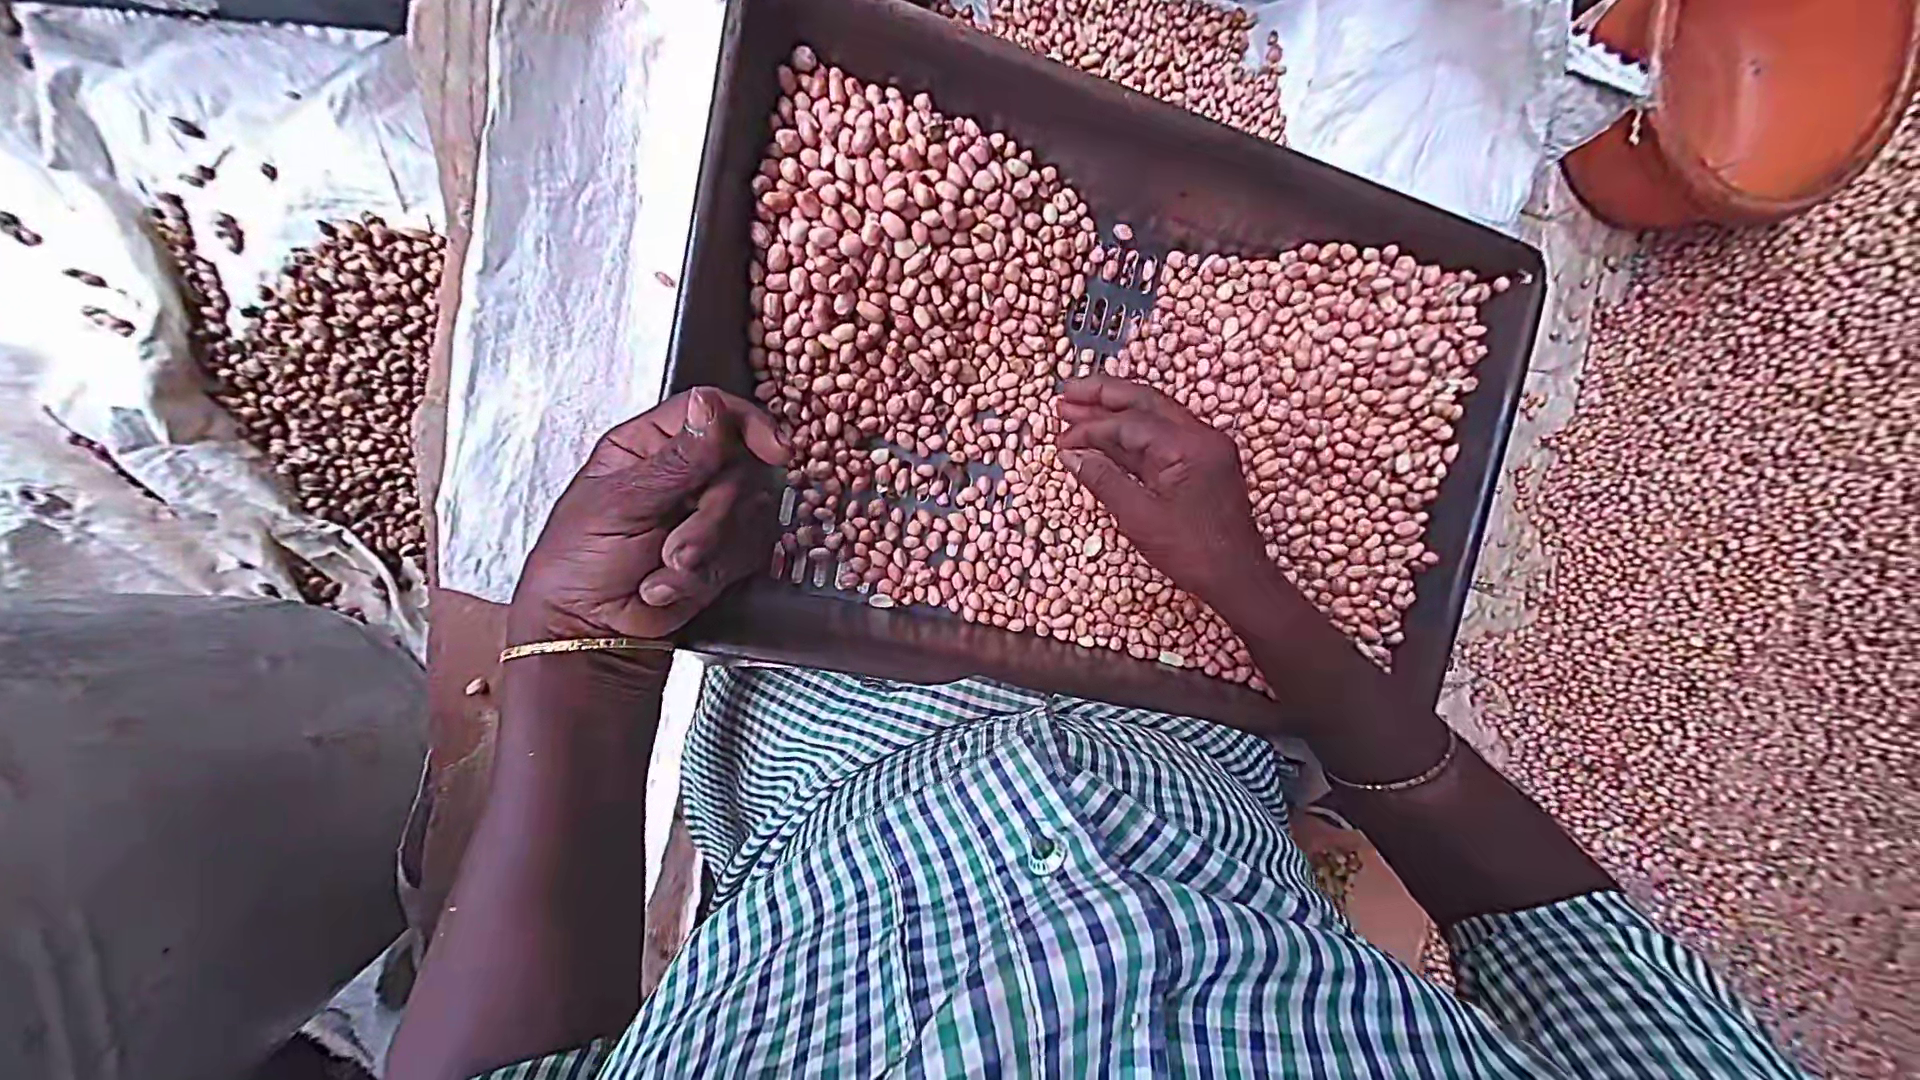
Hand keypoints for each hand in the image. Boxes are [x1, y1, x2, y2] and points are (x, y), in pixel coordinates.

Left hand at [508, 386, 788, 647]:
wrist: (593, 631)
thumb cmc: (580, 563)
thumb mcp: (621, 504)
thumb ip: (677, 460)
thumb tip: (711, 407)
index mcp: (650, 445)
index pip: (712, 412)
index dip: (749, 425)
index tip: (775, 450)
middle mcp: (687, 472)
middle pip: (740, 466)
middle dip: (714, 514)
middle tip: (678, 549)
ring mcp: (710, 510)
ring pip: (751, 511)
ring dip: (710, 548)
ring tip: (666, 570)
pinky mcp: (729, 548)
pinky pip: (751, 548)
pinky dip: (714, 573)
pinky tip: (671, 584)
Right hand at [1055, 373, 1268, 607]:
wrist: (1237, 578)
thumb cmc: (1193, 552)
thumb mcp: (1139, 517)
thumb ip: (1103, 480)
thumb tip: (1071, 455)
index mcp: (1191, 446)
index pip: (1131, 423)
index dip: (1091, 428)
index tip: (1062, 440)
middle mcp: (1201, 437)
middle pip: (1144, 402)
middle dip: (1102, 396)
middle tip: (1066, 393)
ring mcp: (1203, 449)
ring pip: (1152, 418)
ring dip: (1113, 414)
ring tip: (1076, 409)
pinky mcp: (1199, 464)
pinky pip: (1159, 441)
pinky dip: (1128, 439)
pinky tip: (1102, 439)